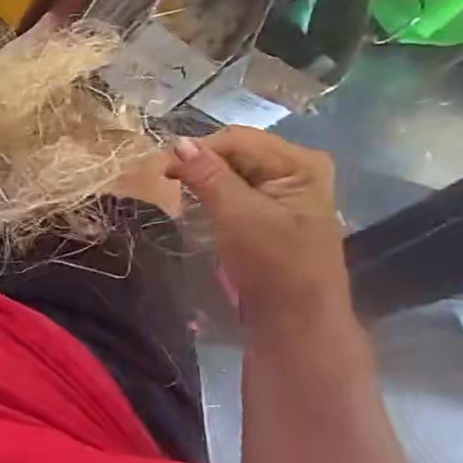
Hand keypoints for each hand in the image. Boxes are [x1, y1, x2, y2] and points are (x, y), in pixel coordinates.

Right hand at [166, 127, 350, 328]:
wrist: (296, 322)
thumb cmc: (273, 266)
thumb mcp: (238, 215)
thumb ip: (208, 175)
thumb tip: (178, 143)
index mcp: (300, 163)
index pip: (236, 139)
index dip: (198, 150)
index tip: (163, 173)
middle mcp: (297, 168)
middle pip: (236, 150)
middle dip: (201, 164)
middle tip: (169, 185)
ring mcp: (287, 190)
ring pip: (233, 168)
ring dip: (204, 178)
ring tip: (183, 196)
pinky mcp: (273, 209)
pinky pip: (237, 187)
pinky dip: (214, 192)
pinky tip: (200, 206)